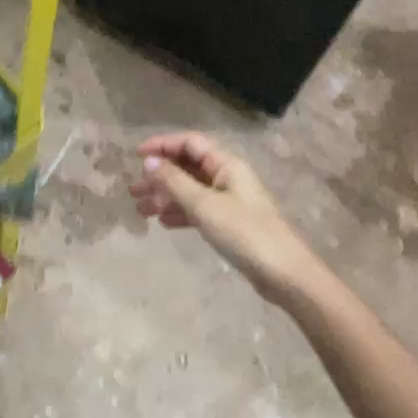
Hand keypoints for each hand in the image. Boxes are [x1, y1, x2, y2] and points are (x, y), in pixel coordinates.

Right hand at [128, 132, 320, 302]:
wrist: (284, 274)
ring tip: (141, 210)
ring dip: (165, 197)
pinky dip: (180, 213)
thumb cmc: (244, 233)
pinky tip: (163, 223)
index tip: (136, 156)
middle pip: (187, 168)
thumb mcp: (204, 205)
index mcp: (226, 165)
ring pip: (190, 190)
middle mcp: (227, 178)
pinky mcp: (230, 224)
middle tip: (133, 191)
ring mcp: (229, 201)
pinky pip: (198, 210)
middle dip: (159, 176)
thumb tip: (149, 162)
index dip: (162, 145)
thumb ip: (174, 181)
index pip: (190, 143)